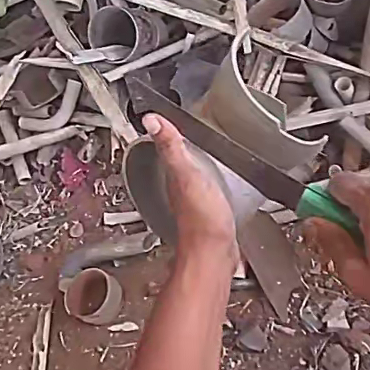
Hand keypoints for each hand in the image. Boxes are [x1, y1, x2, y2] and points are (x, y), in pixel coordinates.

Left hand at [143, 112, 236, 256]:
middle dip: (182, 148)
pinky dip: (211, 182)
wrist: (216, 253)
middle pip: (178, 163)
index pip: (165, 148)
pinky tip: (218, 181)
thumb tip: (151, 120)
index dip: (166, 132)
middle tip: (184, 131)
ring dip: (195, 165)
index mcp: (173, 177)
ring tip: (202, 152)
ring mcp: (196, 203)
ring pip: (192, 177)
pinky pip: (208, 192)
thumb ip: (171, 147)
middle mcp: (181, 190)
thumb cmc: (202, 218)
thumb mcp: (187, 175)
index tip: (165, 116)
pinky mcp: (212, 213)